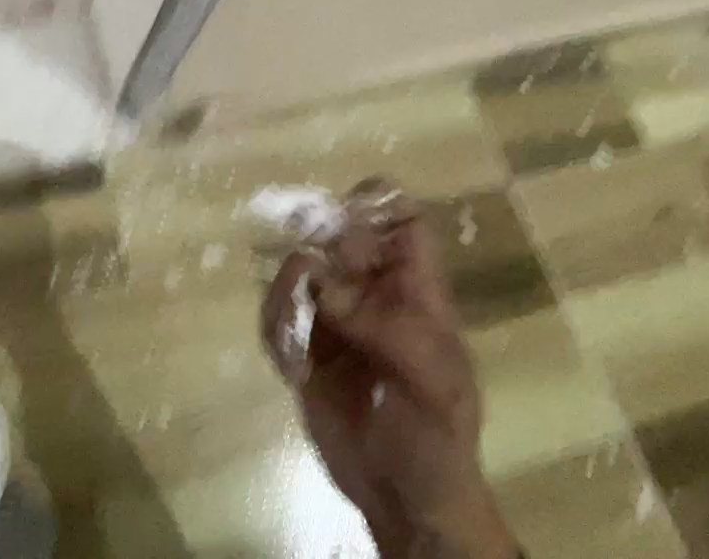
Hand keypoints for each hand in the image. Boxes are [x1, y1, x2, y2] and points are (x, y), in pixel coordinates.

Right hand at [261, 193, 518, 558]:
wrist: (405, 503)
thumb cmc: (434, 440)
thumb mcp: (429, 382)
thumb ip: (383, 325)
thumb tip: (319, 278)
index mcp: (416, 293)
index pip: (402, 223)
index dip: (375, 204)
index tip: (338, 213)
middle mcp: (371, 296)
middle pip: (338, 236)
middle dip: (314, 243)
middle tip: (305, 277)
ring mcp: (334, 322)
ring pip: (297, 272)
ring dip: (286, 292)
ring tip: (295, 335)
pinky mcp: (304, 351)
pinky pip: (276, 316)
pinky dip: (274, 327)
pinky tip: (290, 364)